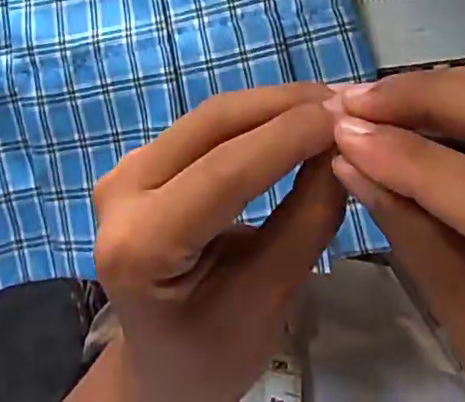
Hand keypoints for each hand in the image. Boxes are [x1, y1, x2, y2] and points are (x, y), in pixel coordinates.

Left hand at [71, 84, 345, 401]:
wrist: (158, 364)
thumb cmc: (211, 352)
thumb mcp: (269, 300)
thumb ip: (307, 219)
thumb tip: (342, 147)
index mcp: (139, 243)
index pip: (223, 171)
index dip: (288, 135)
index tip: (345, 115)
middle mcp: (120, 189)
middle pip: (213, 125)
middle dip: (284, 105)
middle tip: (344, 100)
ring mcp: (126, 166)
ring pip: (211, 116)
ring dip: (273, 104)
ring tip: (328, 104)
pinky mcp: (143, 157)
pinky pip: (206, 126)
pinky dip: (256, 117)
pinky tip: (294, 115)